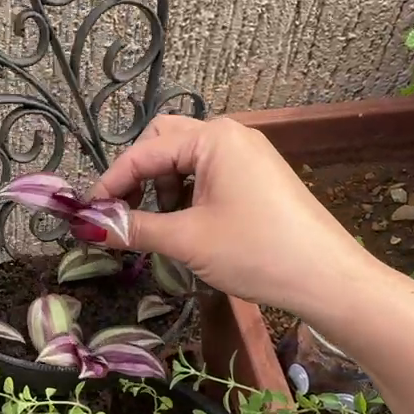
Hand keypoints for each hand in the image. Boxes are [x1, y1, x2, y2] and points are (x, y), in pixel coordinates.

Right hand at [93, 115, 380, 316]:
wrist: (327, 278)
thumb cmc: (255, 251)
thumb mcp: (186, 240)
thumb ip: (133, 228)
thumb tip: (86, 228)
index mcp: (213, 138)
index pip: (143, 151)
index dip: (111, 182)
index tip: (88, 214)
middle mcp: (230, 135)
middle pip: (163, 141)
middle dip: (137, 176)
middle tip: (122, 214)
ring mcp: (247, 154)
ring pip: (184, 158)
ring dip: (161, 186)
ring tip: (156, 224)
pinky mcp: (257, 176)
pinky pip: (207, 172)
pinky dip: (185, 192)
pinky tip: (185, 223)